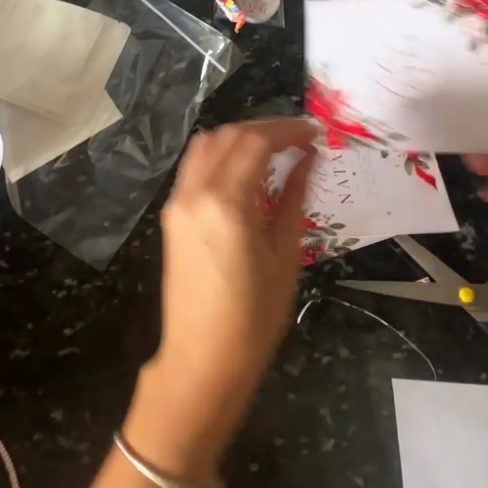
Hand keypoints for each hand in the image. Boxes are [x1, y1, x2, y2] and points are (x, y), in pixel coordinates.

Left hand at [128, 119, 316, 476]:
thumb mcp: (284, 255)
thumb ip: (293, 198)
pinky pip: (195, 168)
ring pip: (206, 146)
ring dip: (239, 138)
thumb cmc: (253, 317)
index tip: (315, 133)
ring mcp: (177, 203)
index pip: (256, 142)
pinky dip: (221, 157)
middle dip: (265, 129)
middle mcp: (195, 193)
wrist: (202, 359)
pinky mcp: (171, 216)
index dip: (288, 130)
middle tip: (299, 139)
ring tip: (275, 150)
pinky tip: (247, 172)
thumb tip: (306, 160)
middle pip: (228, 136)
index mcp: (226, 203)